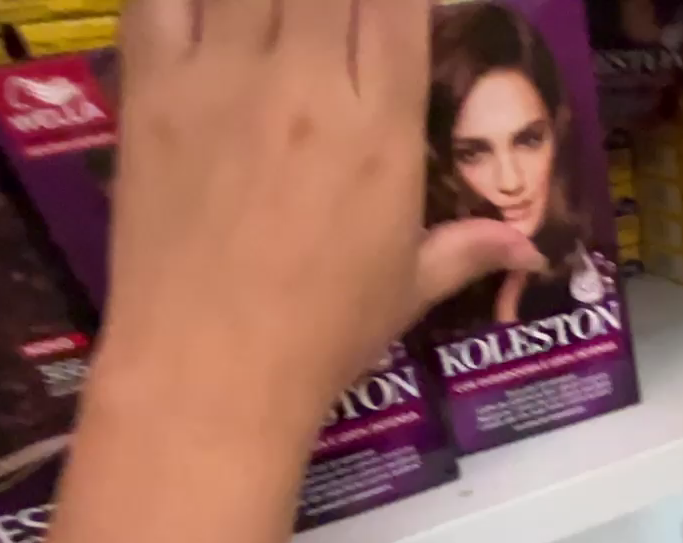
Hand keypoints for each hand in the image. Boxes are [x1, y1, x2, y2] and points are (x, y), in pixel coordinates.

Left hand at [101, 0, 545, 429]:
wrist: (213, 367)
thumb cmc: (327, 334)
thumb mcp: (409, 291)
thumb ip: (469, 249)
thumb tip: (533, 249)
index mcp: (380, 133)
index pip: (398, 5)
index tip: (402, 7)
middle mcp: (306, 82)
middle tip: (344, 13)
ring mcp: (222, 75)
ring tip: (290, 17)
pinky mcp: (149, 84)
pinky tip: (214, 7)